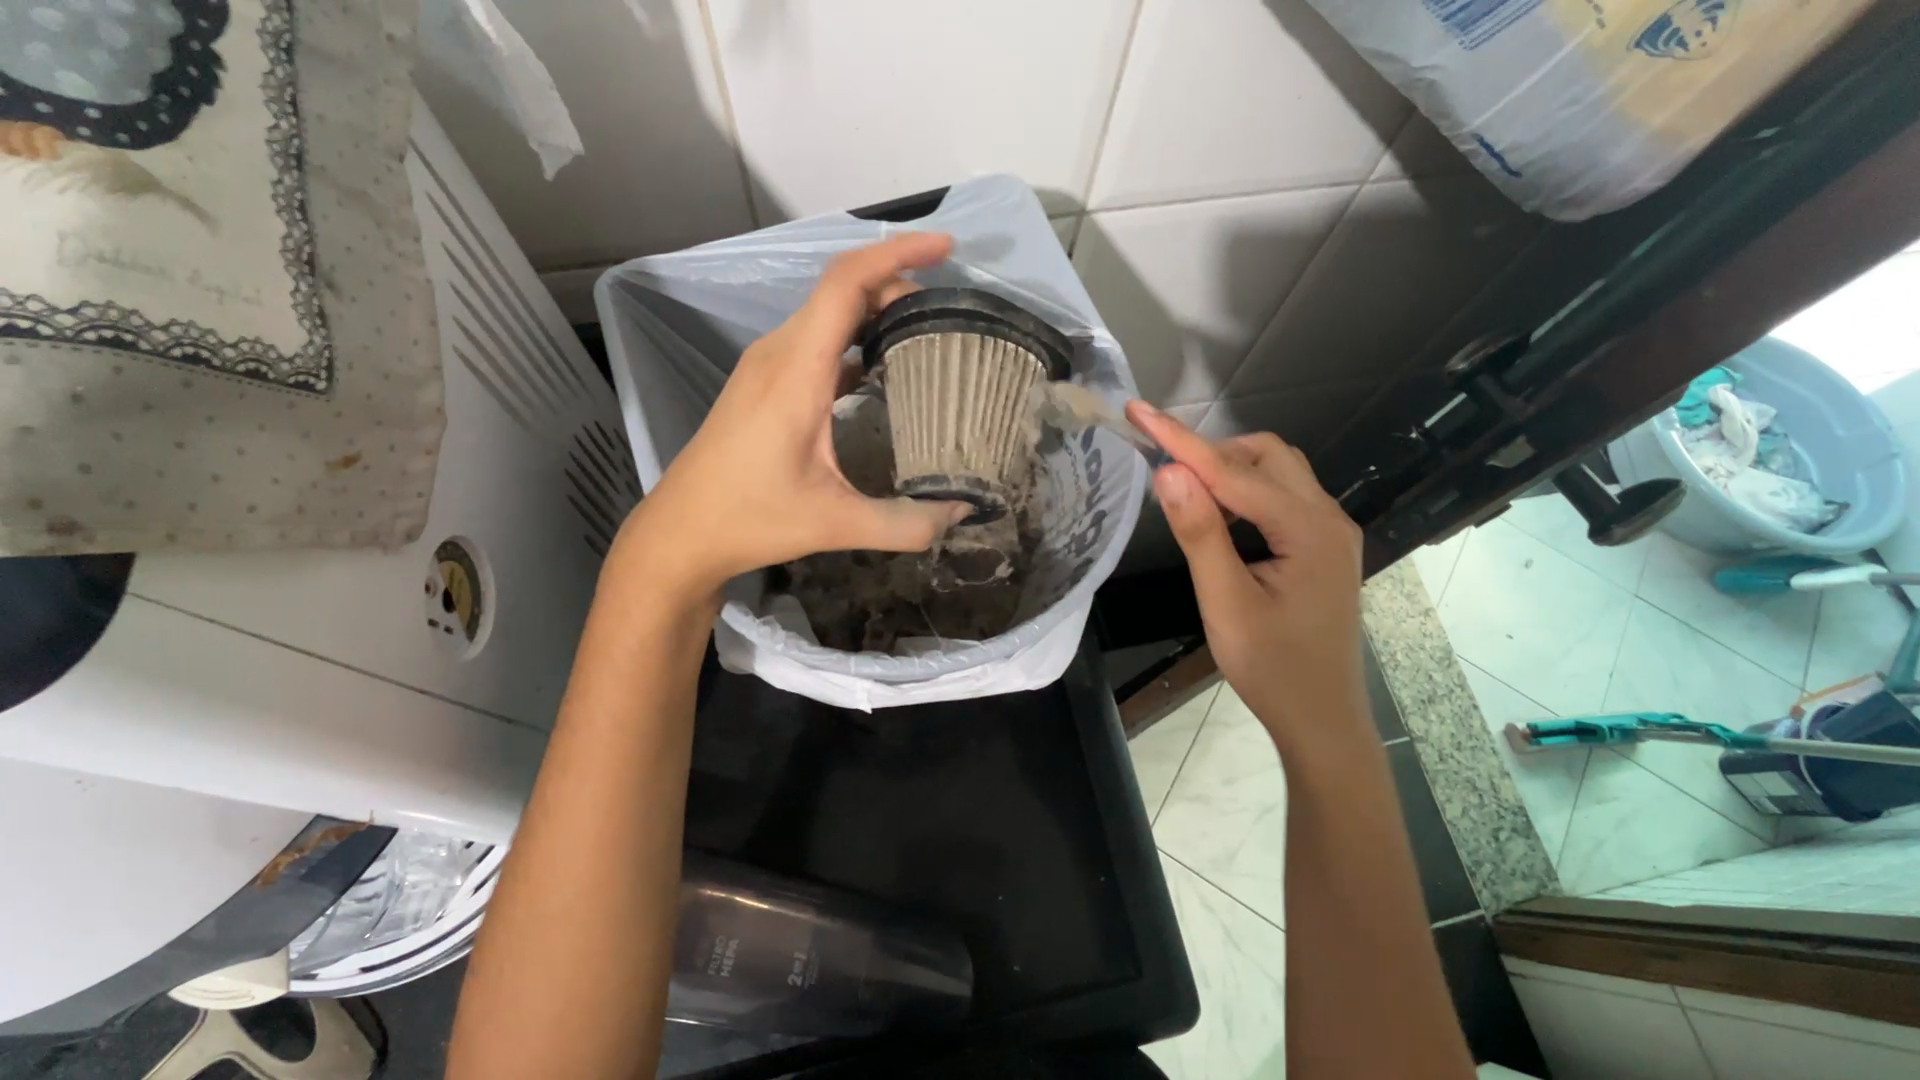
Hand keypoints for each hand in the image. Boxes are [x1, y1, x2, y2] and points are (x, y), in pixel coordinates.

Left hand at [611, 232, 970, 604]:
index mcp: (796, 370)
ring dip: (875, 310)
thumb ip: (904, 522)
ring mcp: (767, 365)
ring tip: (926, 334)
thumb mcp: (835, 525)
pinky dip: (855, 338)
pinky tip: (884, 368)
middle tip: (948, 313)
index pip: (845, 283)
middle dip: (897, 285)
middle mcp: (779, 353)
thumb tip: (962, 510)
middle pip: (841, 290)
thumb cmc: (750, 519)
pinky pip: (817, 340)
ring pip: (827, 313)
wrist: (682, 531)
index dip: (896, 254)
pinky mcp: (764, 382)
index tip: (945, 247)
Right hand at [1125, 401, 1367, 736]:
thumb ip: (1200, 534)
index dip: (1180, 440)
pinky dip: (1247, 493)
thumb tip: (1168, 473)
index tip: (1137, 410)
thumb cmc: (1272, 669)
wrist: (1321, 719)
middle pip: (1267, 456)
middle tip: (1166, 475)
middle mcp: (1329, 518)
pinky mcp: (1324, 548)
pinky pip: (1285, 498)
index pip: (1233, 471)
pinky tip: (1222, 519)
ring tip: (1188, 497)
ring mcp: (1332, 533)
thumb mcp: (1226, 603)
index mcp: (1308, 529)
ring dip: (1231, 472)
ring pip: (1278, 473)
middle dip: (1212, 452)